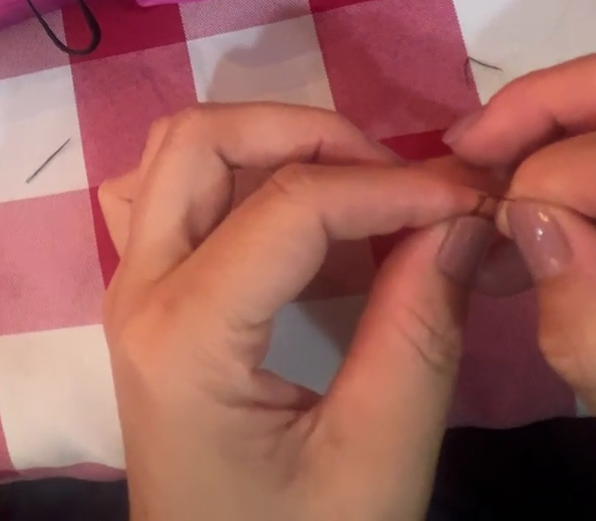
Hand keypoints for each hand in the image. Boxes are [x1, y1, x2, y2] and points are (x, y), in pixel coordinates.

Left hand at [100, 103, 485, 520]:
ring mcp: (129, 279)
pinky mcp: (141, 286)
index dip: (386, 186)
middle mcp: (138, 284)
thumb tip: (462, 219)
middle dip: (304, 131)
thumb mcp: (375, 464)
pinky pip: (164, 186)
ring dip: (264, 140)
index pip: (286, 208)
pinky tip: (284, 206)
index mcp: (185, 333)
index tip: (467, 197)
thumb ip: (418, 334)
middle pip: (199, 139)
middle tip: (392, 173)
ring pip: (176, 149)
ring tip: (350, 181)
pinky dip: (229, 169)